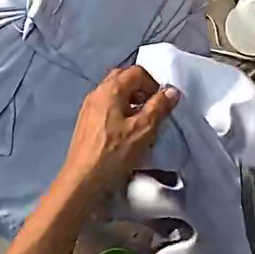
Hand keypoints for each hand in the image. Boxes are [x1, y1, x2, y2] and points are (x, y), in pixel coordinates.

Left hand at [57, 66, 178, 199]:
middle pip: (123, 79)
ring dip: (132, 101)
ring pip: (114, 93)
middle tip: (153, 107)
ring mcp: (88, 108)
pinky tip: (127, 131)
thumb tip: (171, 91)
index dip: (153, 83)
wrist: (82, 182)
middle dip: (141, 89)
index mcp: (110, 90)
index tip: (162, 102)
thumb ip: (159, 106)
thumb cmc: (114, 153)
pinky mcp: (86, 123)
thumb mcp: (144, 129)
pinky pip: (107, 107)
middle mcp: (96, 94)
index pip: (136, 72)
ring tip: (143, 121)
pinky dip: (121, 111)